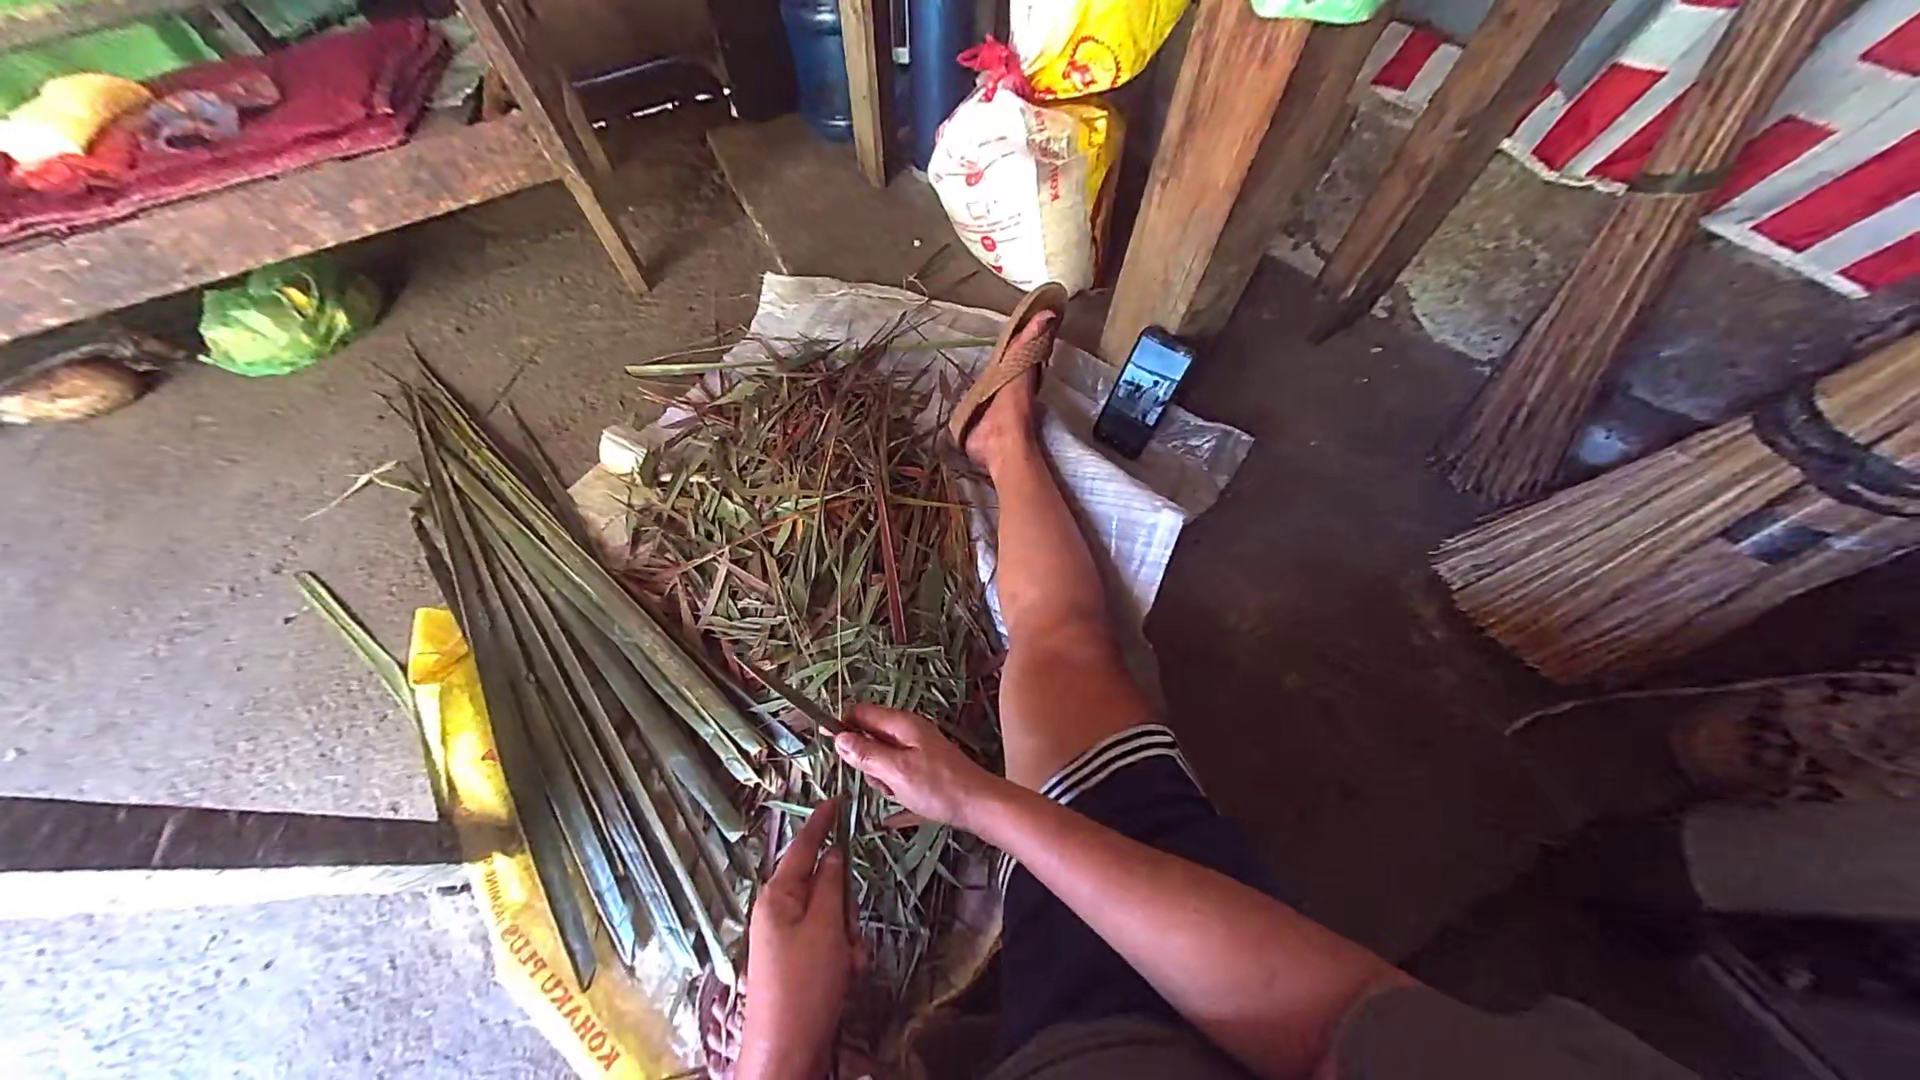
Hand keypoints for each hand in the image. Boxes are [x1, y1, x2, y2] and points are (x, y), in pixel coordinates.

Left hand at [735, 798, 851, 1079]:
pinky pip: (828, 941)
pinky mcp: (798, 961)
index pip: (803, 846)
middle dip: (844, 904)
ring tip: (848, 963)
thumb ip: (831, 885)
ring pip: (831, 914)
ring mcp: (787, 938)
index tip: (837, 799)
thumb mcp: (825, 927)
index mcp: (777, 896)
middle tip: (849, 931)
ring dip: (847, 934)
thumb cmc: (804, 985)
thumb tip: (833, 854)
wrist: (786, 1055)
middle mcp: (779, 911)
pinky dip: (842, 954)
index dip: (821, 822)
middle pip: (823, 883)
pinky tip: (845, 976)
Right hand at [833, 704, 1008, 831]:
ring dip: (881, 778)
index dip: (842, 725)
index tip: (828, 745)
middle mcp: (907, 729)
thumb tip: (838, 737)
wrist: (977, 805)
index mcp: (901, 723)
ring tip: (897, 792)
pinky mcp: (921, 764)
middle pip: (869, 737)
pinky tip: (906, 799)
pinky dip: (894, 785)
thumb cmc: (937, 786)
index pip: (861, 712)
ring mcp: (915, 746)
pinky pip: (895, 770)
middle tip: (881, 781)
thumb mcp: (895, 771)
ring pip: (880, 758)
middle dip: (866, 761)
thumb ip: (866, 753)